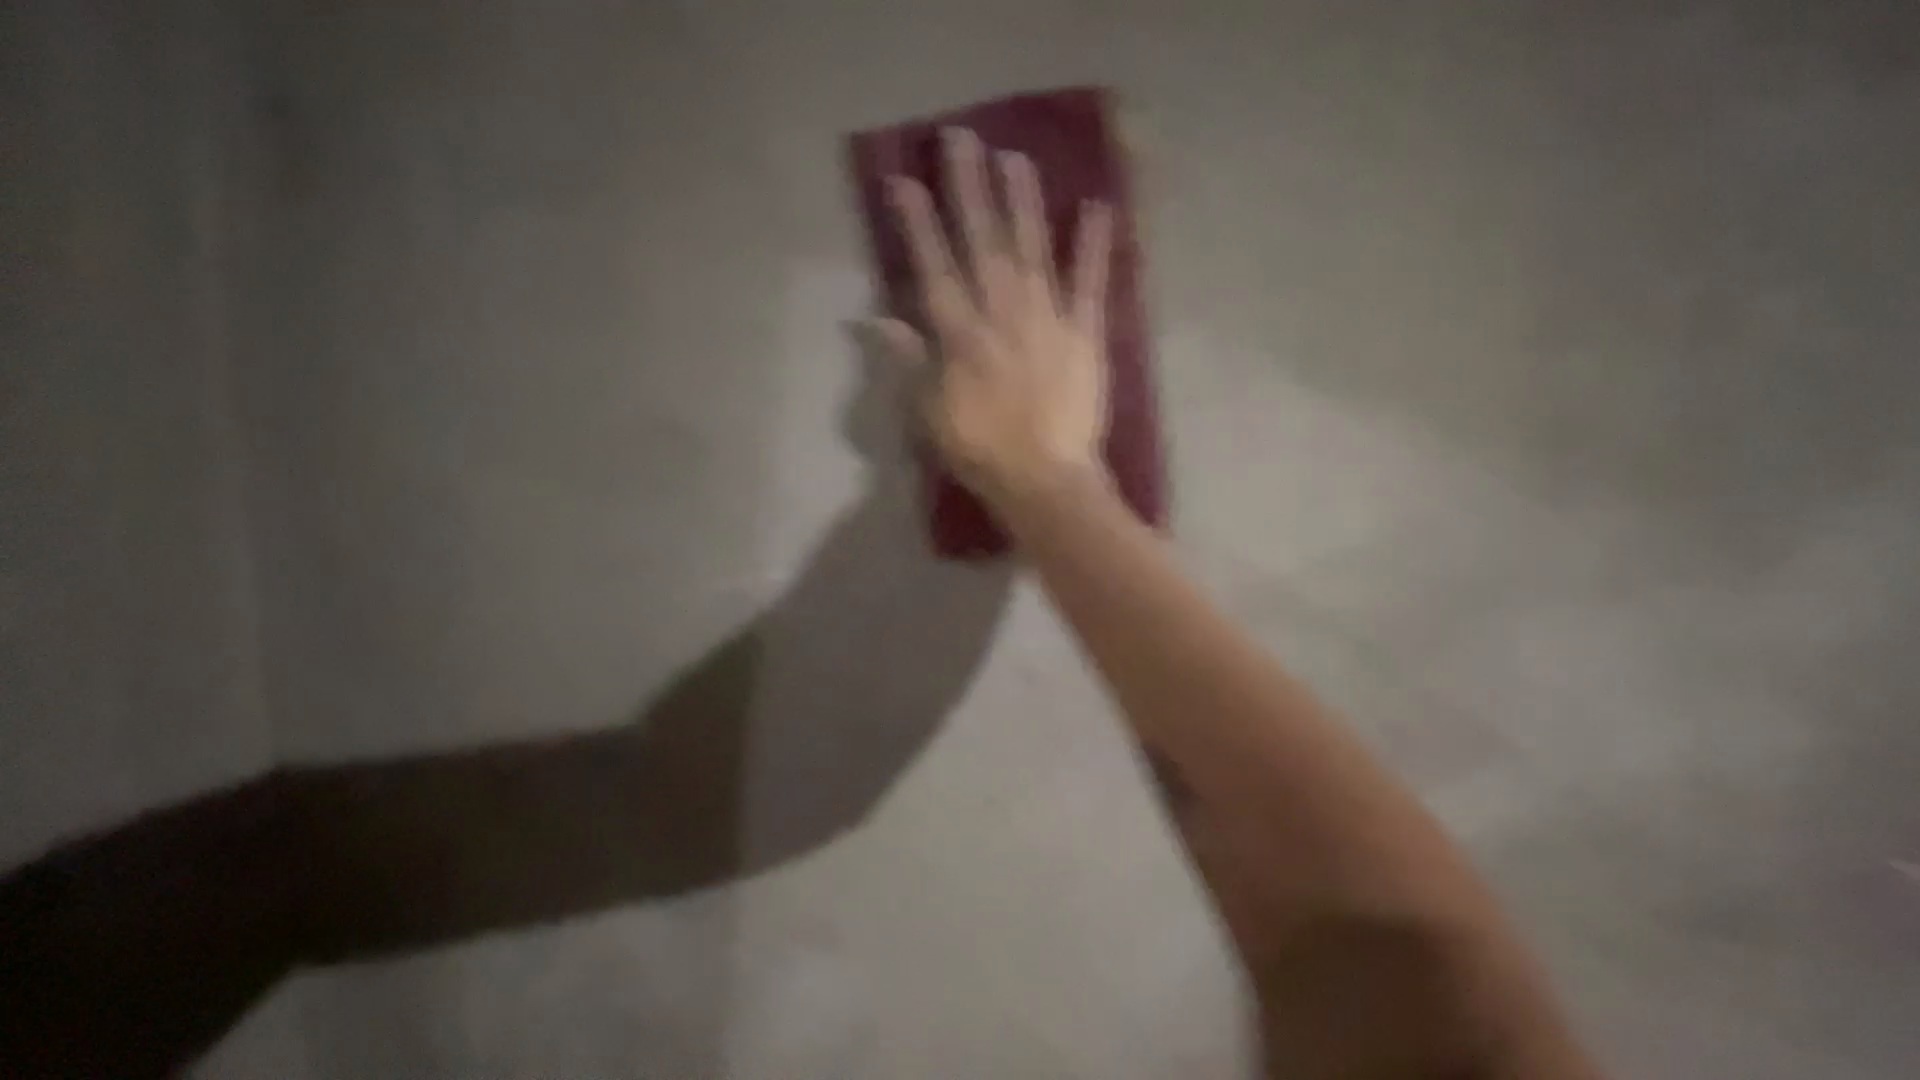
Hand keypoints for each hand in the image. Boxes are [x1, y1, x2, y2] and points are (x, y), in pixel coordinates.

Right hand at [874, 128, 1113, 512]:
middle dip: (969, 189)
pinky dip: (1094, 246)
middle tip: (962, 139)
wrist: (1046, 481)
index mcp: (961, 335)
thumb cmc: (981, 452)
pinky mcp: (1087, 334)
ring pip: (1033, 250)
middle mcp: (1003, 314)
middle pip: (983, 243)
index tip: (905, 180)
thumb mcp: (930, 413)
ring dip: (1023, 202)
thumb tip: (876, 319)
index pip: (935, 267)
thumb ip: (910, 361)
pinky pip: (1092, 284)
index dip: (919, 223)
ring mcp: (1048, 320)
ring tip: (1015, 158)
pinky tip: (1096, 207)